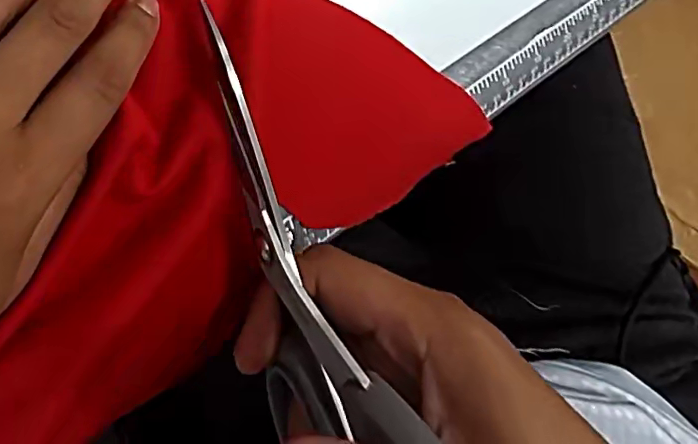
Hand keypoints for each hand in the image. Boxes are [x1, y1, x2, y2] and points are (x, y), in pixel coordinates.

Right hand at [233, 247, 605, 443]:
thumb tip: (296, 434)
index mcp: (432, 322)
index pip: (330, 271)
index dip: (277, 299)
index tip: (251, 355)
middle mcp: (432, 325)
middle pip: (333, 311)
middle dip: (298, 359)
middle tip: (296, 421)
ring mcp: (440, 355)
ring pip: (350, 351)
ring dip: (324, 395)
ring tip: (328, 435)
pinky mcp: (447, 387)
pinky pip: (378, 381)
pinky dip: (353, 411)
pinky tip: (355, 437)